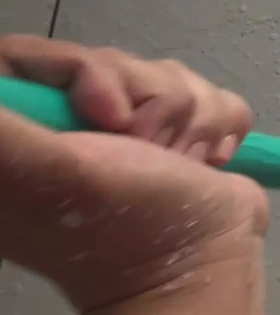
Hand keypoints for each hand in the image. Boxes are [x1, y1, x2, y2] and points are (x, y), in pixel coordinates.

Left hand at [0, 38, 267, 310]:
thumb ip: (5, 132)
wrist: (203, 258)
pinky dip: (223, 127)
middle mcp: (64, 125)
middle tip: (147, 150)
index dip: (85, 71)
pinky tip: (207, 160)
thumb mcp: (54, 169)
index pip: (31, 57)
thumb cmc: (126, 221)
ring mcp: (126, 129)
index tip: (109, 114)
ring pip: (174, 76)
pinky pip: (216, 95)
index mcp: (20, 130)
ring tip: (182, 162)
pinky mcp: (180, 133)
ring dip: (196, 120)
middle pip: (114, 62)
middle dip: (155, 102)